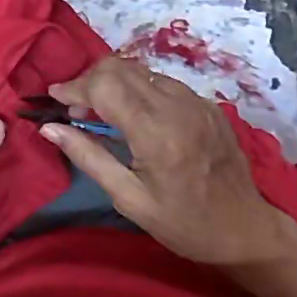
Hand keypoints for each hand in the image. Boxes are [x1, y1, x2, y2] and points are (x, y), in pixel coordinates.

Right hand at [40, 55, 296, 266]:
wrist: (246, 229)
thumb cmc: (184, 224)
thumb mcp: (130, 199)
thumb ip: (89, 157)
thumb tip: (50, 128)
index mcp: (156, 133)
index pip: (105, 85)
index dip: (74, 87)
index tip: (55, 99)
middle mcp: (177, 106)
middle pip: (119, 68)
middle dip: (90, 81)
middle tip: (76, 110)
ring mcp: (195, 100)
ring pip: (140, 71)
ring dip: (113, 83)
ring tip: (101, 113)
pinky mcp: (206, 102)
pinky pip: (162, 82)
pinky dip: (138, 89)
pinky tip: (135, 116)